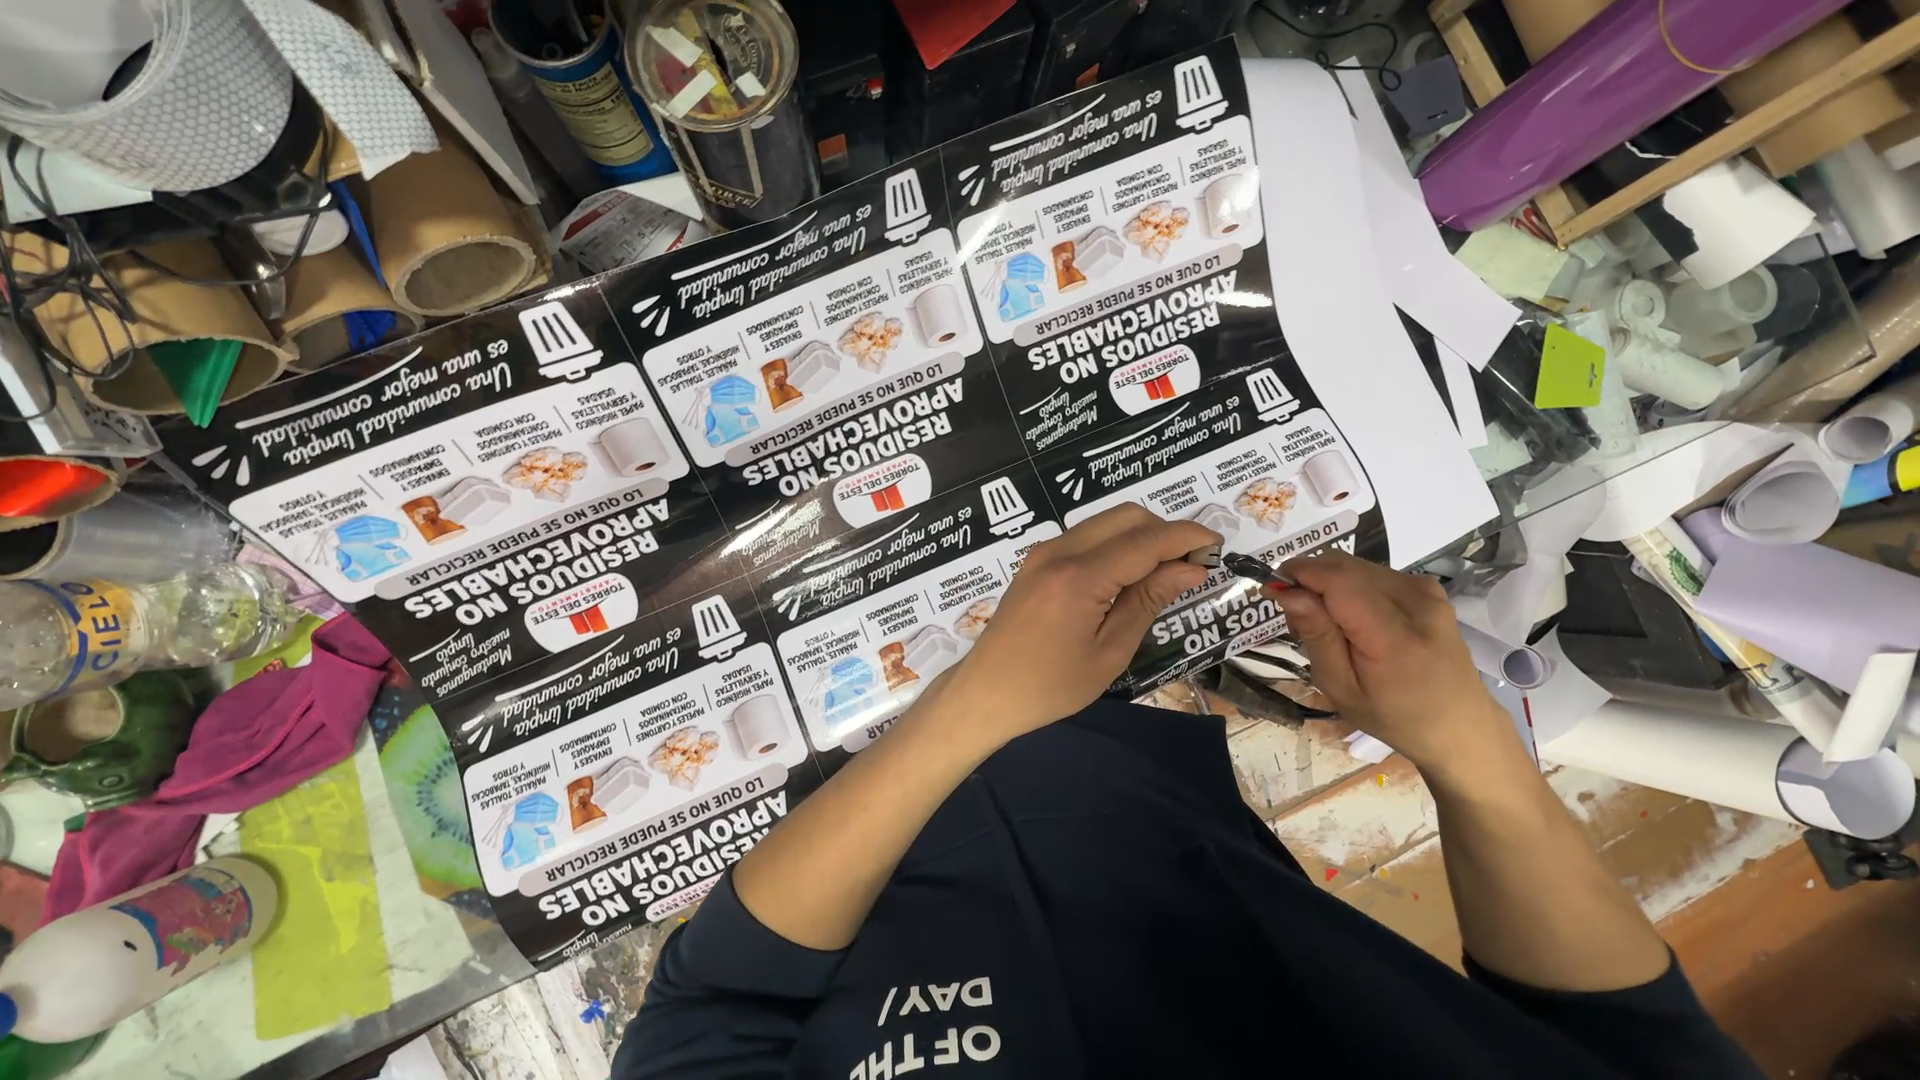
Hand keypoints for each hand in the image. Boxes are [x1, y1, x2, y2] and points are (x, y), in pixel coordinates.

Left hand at [938, 504, 1219, 745]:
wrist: (985, 694)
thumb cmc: (1049, 687)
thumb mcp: (1109, 653)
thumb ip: (1148, 602)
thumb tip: (1190, 568)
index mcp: (1078, 578)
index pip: (1146, 540)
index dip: (1187, 538)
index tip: (1219, 548)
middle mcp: (1058, 552)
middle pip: (1127, 517)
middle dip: (1166, 532)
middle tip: (1193, 565)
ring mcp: (1043, 553)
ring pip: (1106, 522)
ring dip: (1141, 536)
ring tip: (1166, 574)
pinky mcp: (1036, 561)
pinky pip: (1087, 536)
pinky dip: (1116, 544)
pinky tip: (1129, 577)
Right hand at [1269, 552, 1519, 778]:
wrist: (1458, 724)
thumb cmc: (1393, 716)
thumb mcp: (1342, 688)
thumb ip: (1317, 636)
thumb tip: (1287, 592)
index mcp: (1396, 638)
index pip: (1340, 581)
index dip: (1300, 574)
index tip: (1271, 588)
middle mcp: (1417, 603)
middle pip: (1345, 566)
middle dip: (1310, 579)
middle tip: (1298, 617)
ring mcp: (1427, 591)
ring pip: (1356, 566)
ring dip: (1329, 583)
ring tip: (1327, 623)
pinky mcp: (1429, 588)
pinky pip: (1373, 572)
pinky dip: (1350, 586)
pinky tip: (1353, 617)